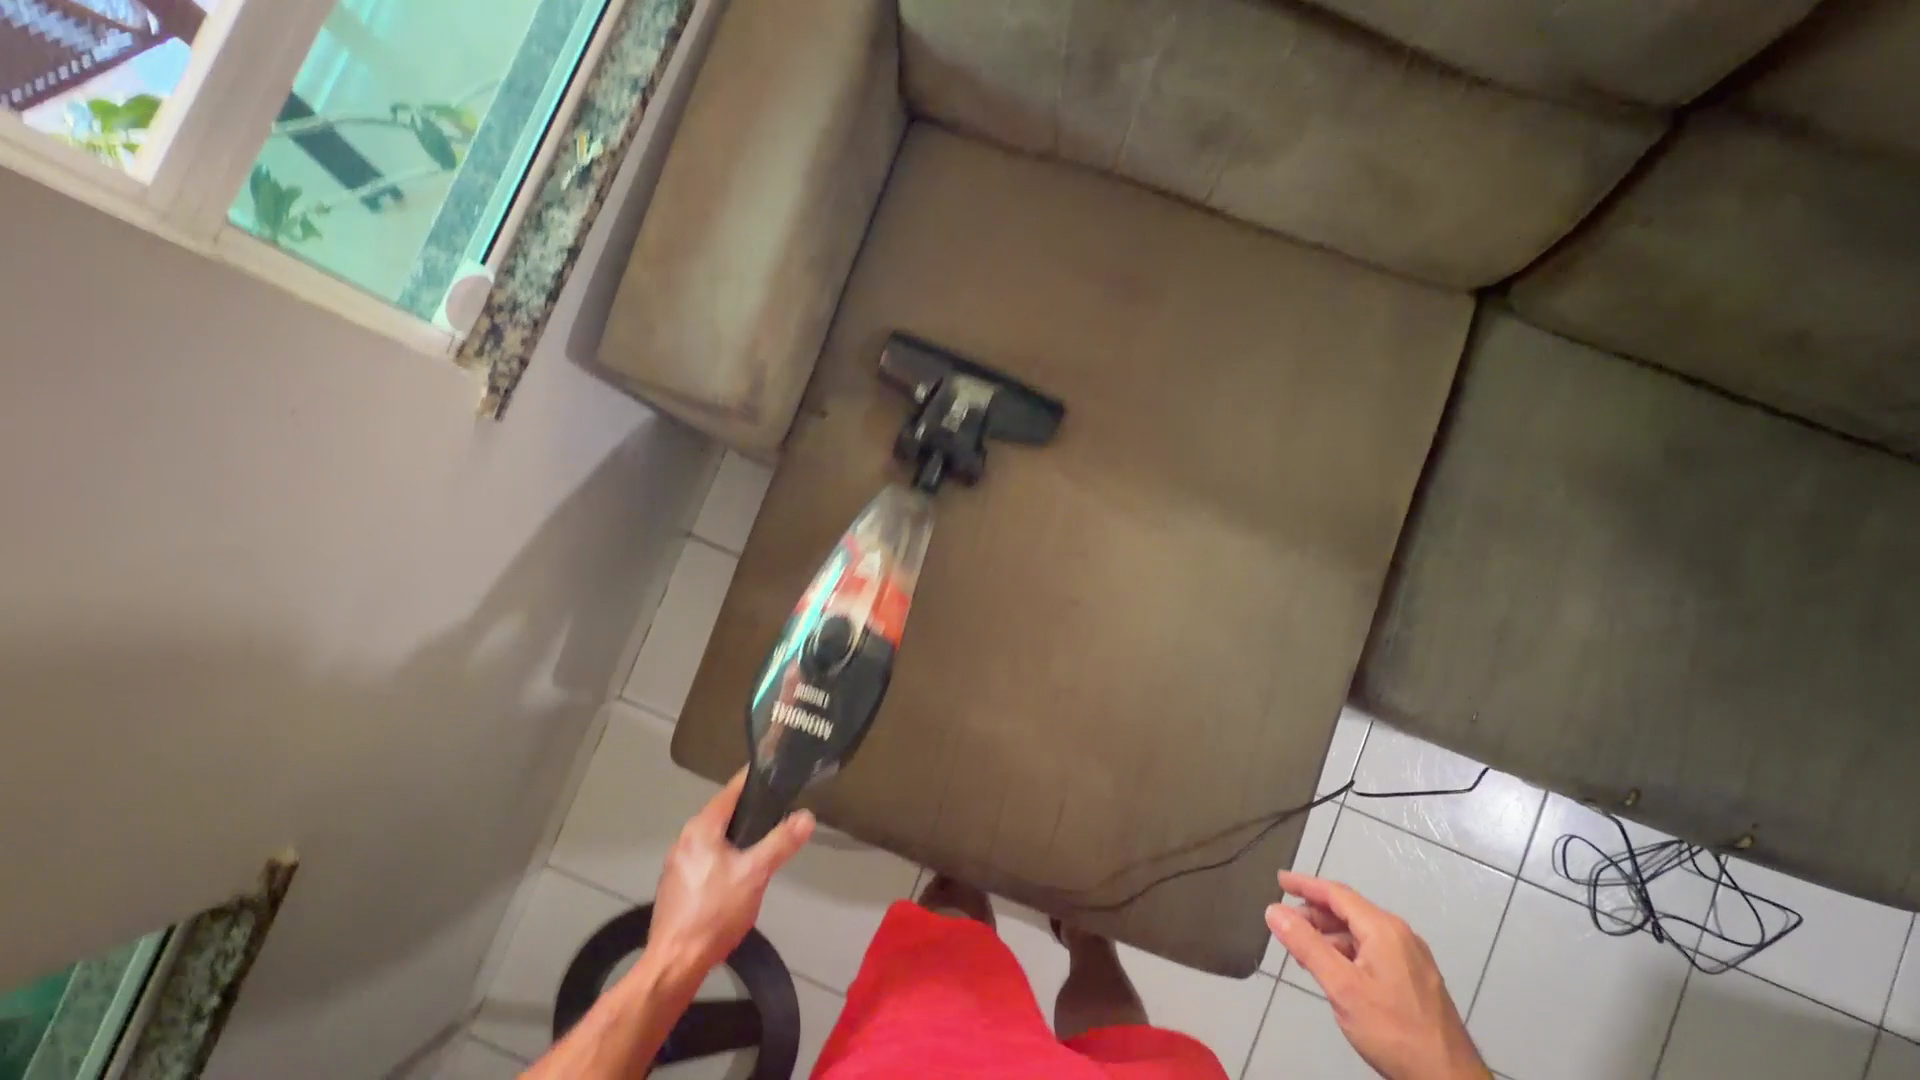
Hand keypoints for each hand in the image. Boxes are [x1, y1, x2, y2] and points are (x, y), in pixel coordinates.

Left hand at [649, 770, 814, 975]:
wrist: (676, 962)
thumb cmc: (715, 912)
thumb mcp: (755, 874)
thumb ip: (781, 842)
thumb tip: (807, 816)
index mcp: (701, 828)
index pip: (731, 791)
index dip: (754, 781)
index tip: (776, 772)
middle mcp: (684, 839)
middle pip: (722, 815)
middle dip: (749, 813)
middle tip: (779, 814)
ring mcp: (676, 864)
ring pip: (714, 839)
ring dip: (737, 838)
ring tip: (764, 845)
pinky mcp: (676, 886)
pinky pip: (705, 859)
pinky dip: (724, 858)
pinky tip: (739, 875)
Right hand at [1267, 871, 1489, 1079]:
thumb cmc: (1392, 1030)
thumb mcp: (1342, 988)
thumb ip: (1306, 946)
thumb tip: (1274, 910)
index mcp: (1384, 929)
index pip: (1337, 894)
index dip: (1305, 885)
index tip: (1279, 880)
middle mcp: (1400, 935)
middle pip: (1349, 911)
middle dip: (1314, 913)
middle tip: (1283, 923)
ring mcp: (1411, 958)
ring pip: (1361, 933)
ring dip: (1329, 935)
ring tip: (1302, 950)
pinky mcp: (1415, 979)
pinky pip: (1373, 951)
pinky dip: (1347, 952)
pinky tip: (1334, 970)